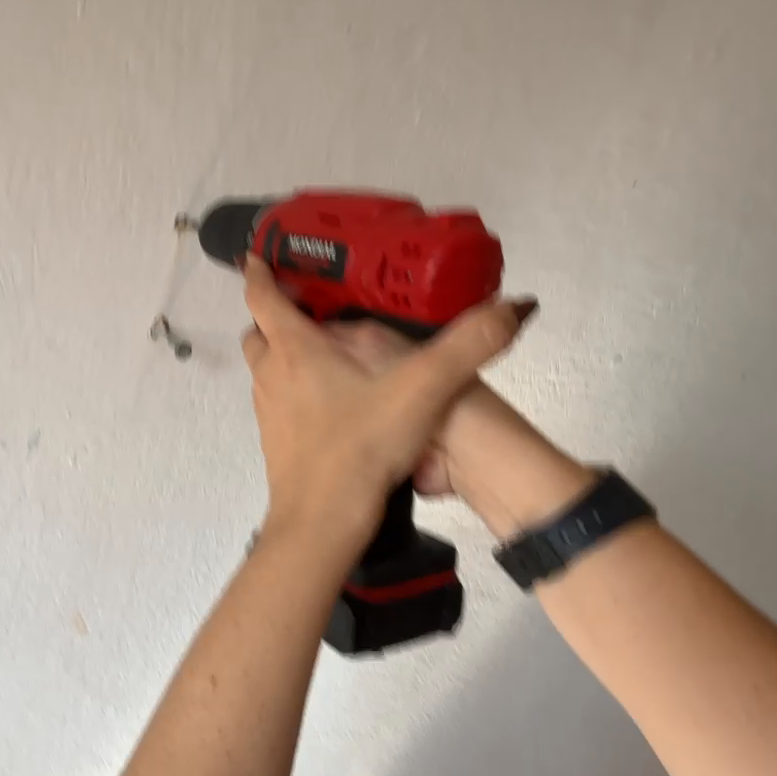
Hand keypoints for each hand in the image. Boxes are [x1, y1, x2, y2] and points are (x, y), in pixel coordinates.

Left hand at [239, 255, 533, 548]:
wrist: (323, 518)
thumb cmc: (362, 445)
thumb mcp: (425, 389)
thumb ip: (470, 344)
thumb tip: (517, 305)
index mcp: (295, 350)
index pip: (263, 299)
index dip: (259, 275)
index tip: (259, 257)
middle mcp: (272, 375)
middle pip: (259, 334)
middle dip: (275, 318)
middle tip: (307, 310)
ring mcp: (267, 411)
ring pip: (265, 370)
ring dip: (283, 356)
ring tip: (326, 354)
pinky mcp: (273, 441)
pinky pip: (275, 402)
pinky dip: (291, 391)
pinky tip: (330, 404)